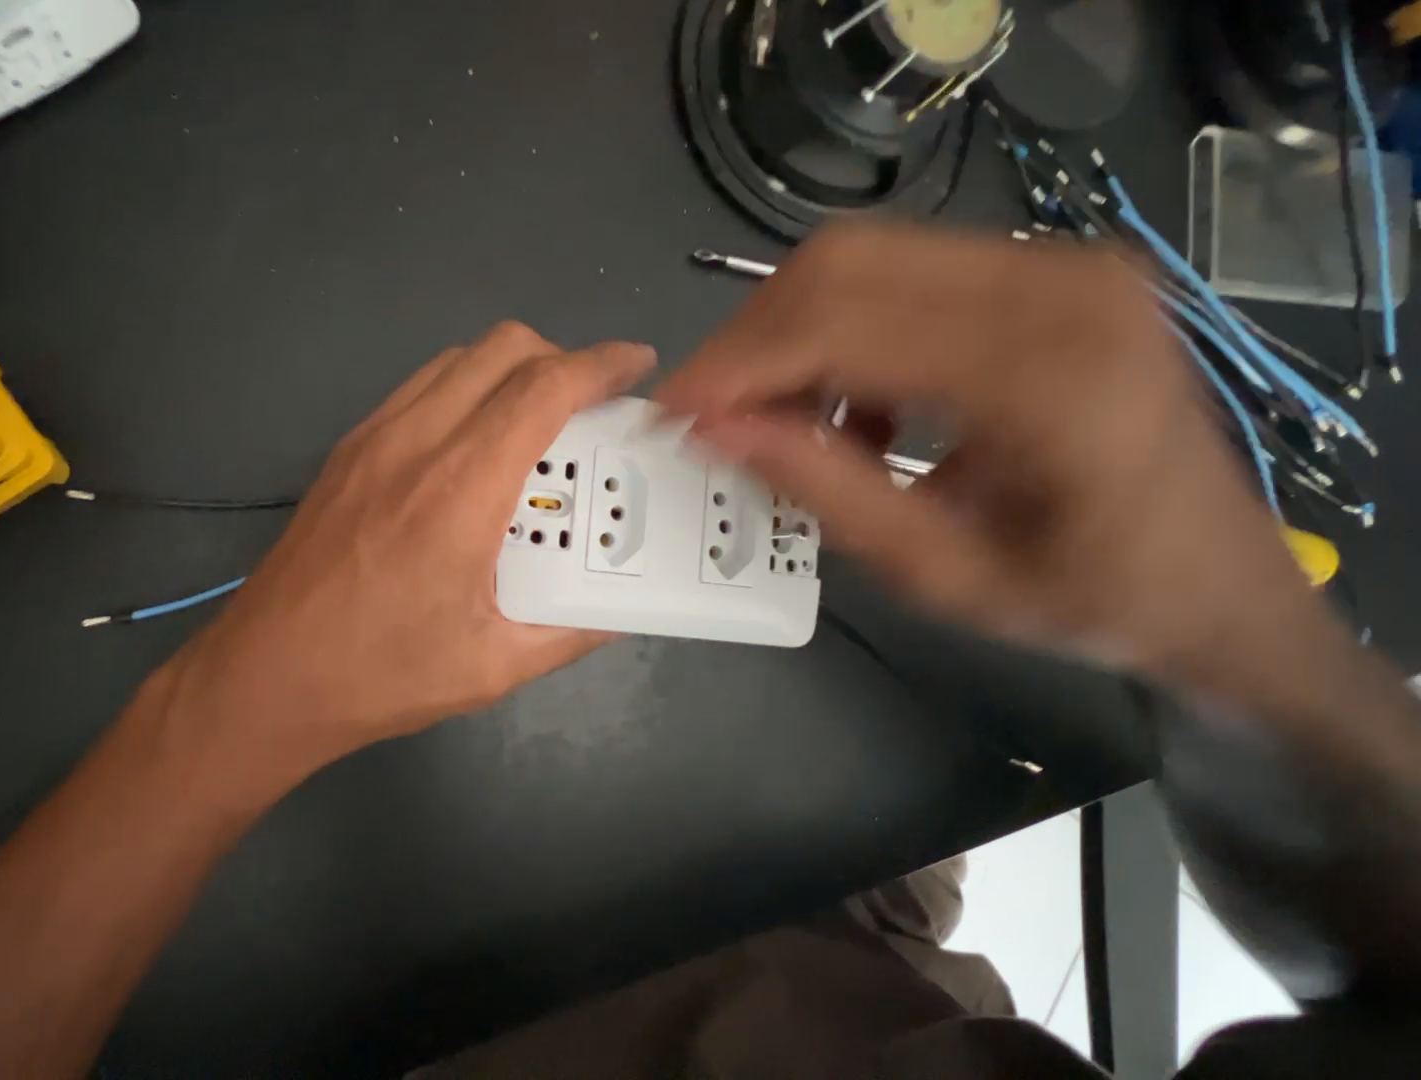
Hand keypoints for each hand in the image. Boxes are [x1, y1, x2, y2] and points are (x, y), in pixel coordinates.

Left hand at [153, 322, 654, 794]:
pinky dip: (461, 389)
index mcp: (461, 489)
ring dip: (506, 370)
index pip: (544, 389)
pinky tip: (471, 446)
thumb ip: (569, 633)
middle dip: (559, 357)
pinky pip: (416, 388)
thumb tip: (618, 614)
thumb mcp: (492, 666)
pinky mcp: (344, 453)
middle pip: (500, 348)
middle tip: (589, 404)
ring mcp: (370, 440)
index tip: (636, 366)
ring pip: (453, 359)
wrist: (265, 677)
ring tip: (535, 420)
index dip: (601, 365)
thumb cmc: (379, 675)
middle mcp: (414, 442)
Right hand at [657, 223, 1335, 695]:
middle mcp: (1057, 284)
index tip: (669, 412)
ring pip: (859, 258)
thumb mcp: (936, 571)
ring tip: (779, 420)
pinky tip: (852, 408)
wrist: (1217, 583)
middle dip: (748, 339)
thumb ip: (821, 491)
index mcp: (1046, 370)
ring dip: (788, 336)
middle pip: (841, 264)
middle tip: (708, 413)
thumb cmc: (1083, 596)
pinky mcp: (1042, 272)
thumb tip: (711, 429)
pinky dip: (838, 335)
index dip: (735, 364)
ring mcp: (1056, 265)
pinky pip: (898, 274)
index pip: (840, 324)